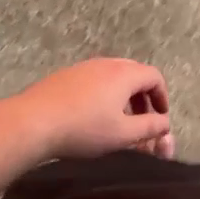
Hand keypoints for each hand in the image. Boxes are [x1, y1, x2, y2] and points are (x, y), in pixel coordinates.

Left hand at [6, 59, 173, 160]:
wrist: (34, 121)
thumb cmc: (84, 128)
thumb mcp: (123, 134)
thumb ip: (149, 128)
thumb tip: (165, 123)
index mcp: (124, 74)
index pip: (154, 76)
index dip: (162, 96)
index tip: (160, 118)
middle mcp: (106, 63)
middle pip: (134, 73)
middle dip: (143, 97)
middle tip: (142, 120)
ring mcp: (84, 67)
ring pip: (113, 76)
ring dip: (123, 96)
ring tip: (118, 120)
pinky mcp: (66, 75)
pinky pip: (95, 79)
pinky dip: (104, 94)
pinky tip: (92, 115)